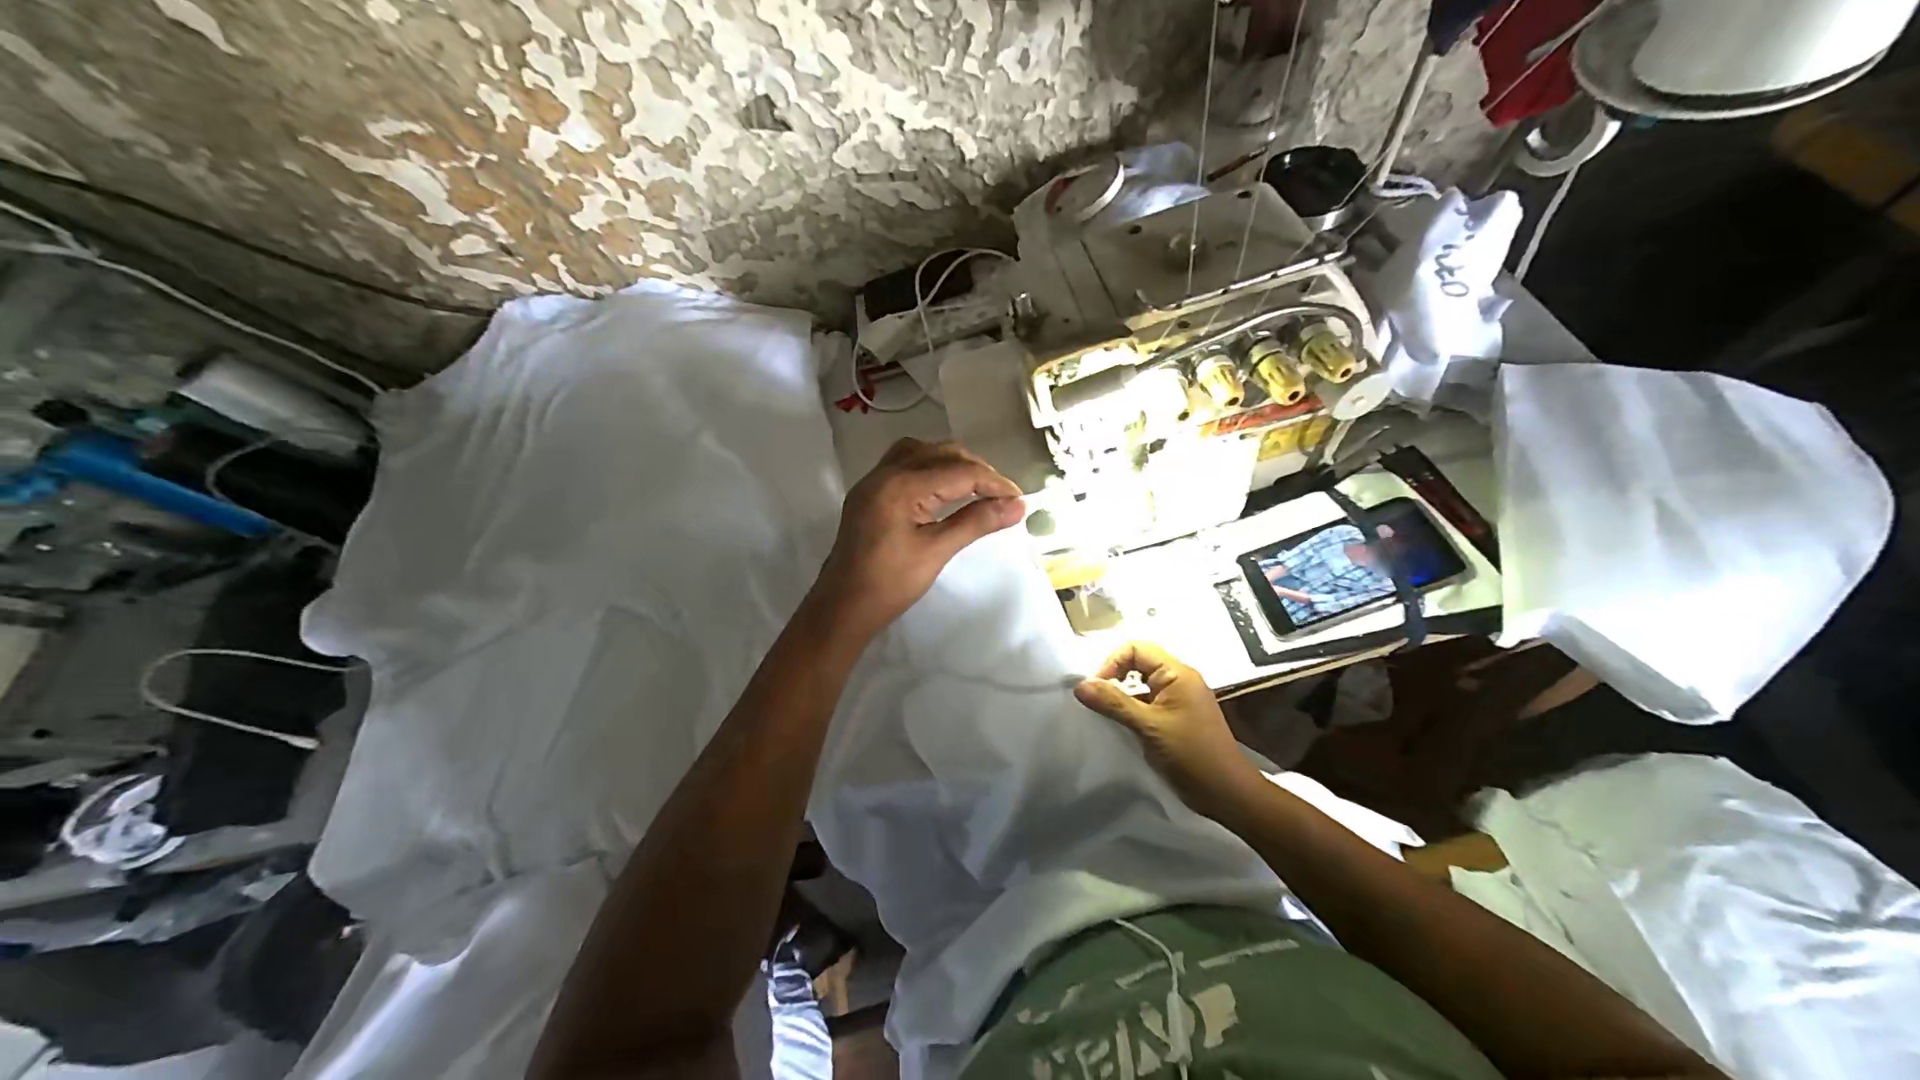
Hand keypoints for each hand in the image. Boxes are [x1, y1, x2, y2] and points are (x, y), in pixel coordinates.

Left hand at [809, 438, 1024, 639]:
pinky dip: (930, 468)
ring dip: (952, 464)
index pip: (958, 471)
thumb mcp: (936, 551)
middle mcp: (884, 473)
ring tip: (976, 488)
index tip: (1019, 500)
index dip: (994, 483)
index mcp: (900, 485)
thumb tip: (1018, 506)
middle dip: (976, 470)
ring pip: (921, 453)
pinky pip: (904, 464)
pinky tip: (943, 488)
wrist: (842, 607)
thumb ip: (976, 522)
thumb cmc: (890, 584)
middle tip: (1002, 496)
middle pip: (941, 454)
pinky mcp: (869, 494)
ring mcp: (873, 481)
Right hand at [1074, 643, 1265, 820]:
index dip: (1112, 663)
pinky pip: (1150, 703)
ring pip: (1143, 685)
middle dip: (1115, 678)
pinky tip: (1123, 729)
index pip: (1136, 648)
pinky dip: (1133, 711)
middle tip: (1098, 702)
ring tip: (1107, 717)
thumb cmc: (1190, 754)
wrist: (1227, 793)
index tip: (1097, 689)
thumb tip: (1079, 685)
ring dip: (1123, 696)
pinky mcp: (1179, 718)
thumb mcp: (1148, 727)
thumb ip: (1113, 703)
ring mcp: (1181, 700)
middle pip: (1139, 664)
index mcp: (1177, 674)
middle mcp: (1180, 680)